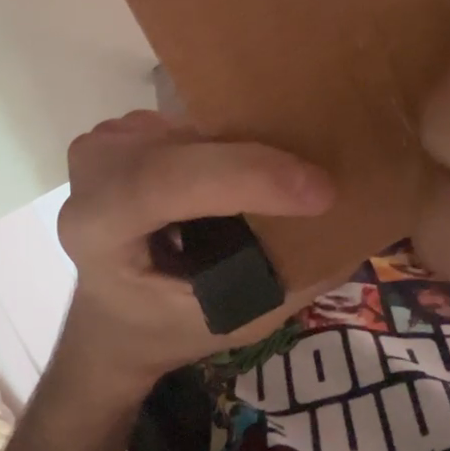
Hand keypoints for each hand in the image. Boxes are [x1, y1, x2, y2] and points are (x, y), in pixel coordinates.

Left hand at [53, 111, 336, 400]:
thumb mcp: (228, 322)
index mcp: (96, 227)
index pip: (163, 182)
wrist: (110, 319)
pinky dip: (229, 143)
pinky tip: (253, 165)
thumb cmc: (163, 328)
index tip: (318, 192)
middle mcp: (90, 173)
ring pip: (191, 129)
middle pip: (180, 147)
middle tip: (320, 186)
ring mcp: (105, 142)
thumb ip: (285, 278)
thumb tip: (359, 225)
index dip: (242, 176)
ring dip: (243, 150)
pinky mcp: (127, 129)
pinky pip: (190, 123)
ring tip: (289, 178)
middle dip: (255, 160)